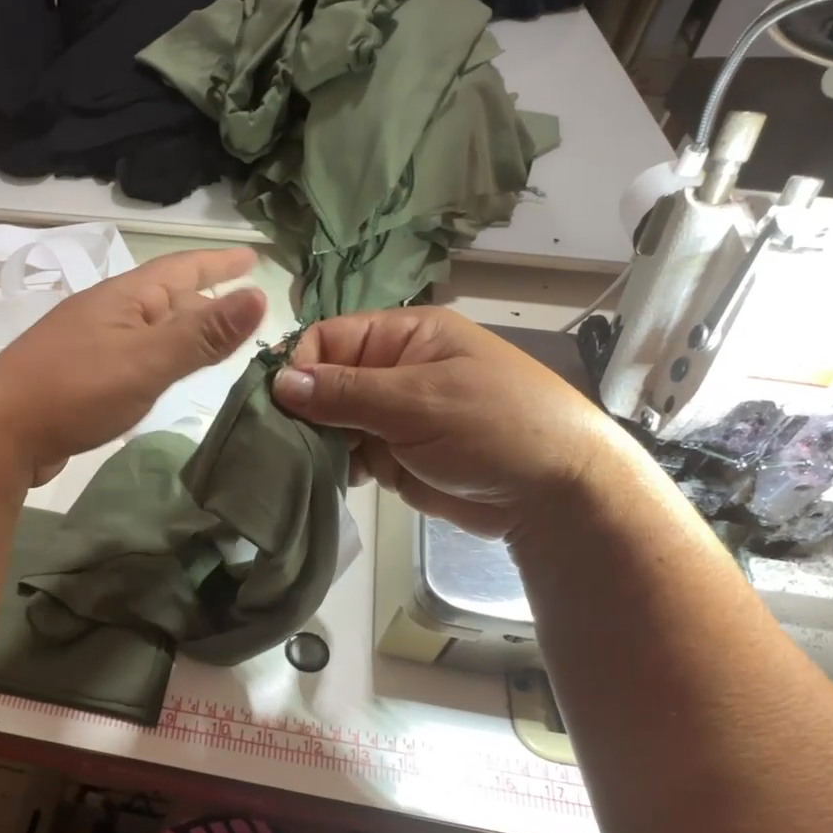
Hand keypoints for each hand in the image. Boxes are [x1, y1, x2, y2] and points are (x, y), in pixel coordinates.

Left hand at [0, 247, 266, 482]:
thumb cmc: (74, 390)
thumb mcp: (146, 361)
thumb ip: (202, 334)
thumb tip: (258, 296)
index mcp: (124, 297)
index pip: (182, 268)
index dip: (218, 263)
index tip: (252, 256)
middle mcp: (105, 312)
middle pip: (166, 299)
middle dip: (205, 302)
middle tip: (243, 316)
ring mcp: (88, 344)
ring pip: (148, 331)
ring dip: (181, 333)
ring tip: (212, 346)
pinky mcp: (77, 378)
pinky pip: (131, 358)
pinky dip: (157, 360)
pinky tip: (161, 377)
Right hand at [271, 306, 626, 538]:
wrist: (553, 495)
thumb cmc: (495, 427)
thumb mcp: (418, 401)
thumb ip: (346, 392)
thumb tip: (279, 381)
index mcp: (404, 337)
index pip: (329, 339)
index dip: (300, 368)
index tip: (279, 408)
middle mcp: (393, 372)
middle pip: (324, 382)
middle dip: (301, 412)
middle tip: (279, 446)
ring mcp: (392, 417)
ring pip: (331, 424)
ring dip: (314, 444)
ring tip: (297, 468)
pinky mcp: (393, 458)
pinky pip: (348, 457)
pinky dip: (333, 469)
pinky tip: (322, 483)